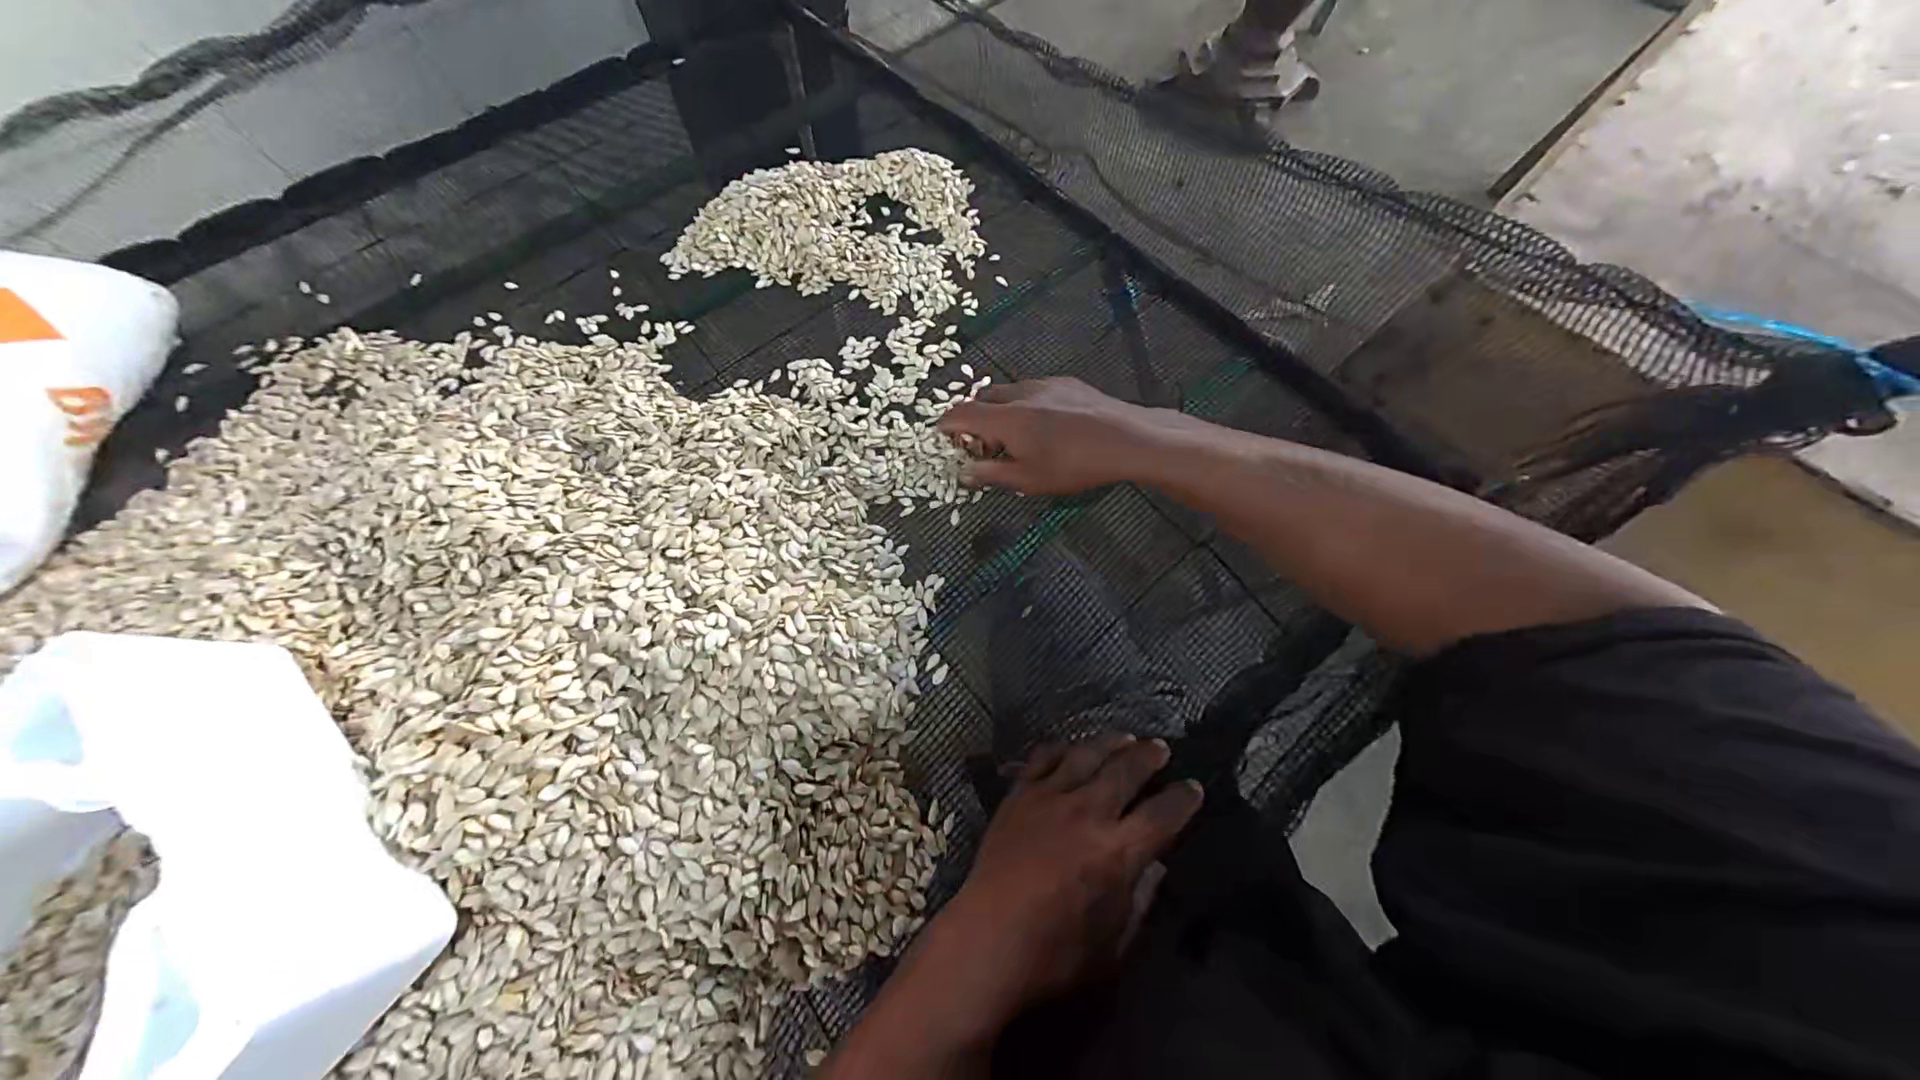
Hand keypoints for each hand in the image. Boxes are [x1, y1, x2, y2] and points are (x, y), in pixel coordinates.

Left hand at [819, 735, 1202, 1079]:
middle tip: (1162, 748)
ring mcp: (1049, 798)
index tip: (1194, 788)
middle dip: (1149, 757)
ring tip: (1125, 737)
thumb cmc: (1055, 955)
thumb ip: (1141, 899)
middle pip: (1126, 770)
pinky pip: (1042, 758)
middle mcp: (1087, 812)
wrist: (987, 940)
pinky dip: (1061, 747)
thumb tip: (1156, 865)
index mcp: (1117, 851)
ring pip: (1086, 755)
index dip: (1184, 799)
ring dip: (1110, 743)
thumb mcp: (1114, 944)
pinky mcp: (1018, 795)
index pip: (1163, 814)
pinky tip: (1070, 746)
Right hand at [936, 378, 1187, 494]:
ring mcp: (1045, 384)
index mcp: (1006, 419)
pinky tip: (1044, 424)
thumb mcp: (1028, 480)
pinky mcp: (1067, 383)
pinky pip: (1034, 389)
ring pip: (1009, 391)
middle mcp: (1020, 394)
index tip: (942, 434)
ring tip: (1014, 436)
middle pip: (983, 398)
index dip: (947, 424)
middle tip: (983, 444)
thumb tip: (964, 473)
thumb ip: (992, 474)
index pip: (962, 414)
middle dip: (975, 418)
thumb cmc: (1074, 465)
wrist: (1126, 439)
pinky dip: (1024, 403)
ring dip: (1000, 410)